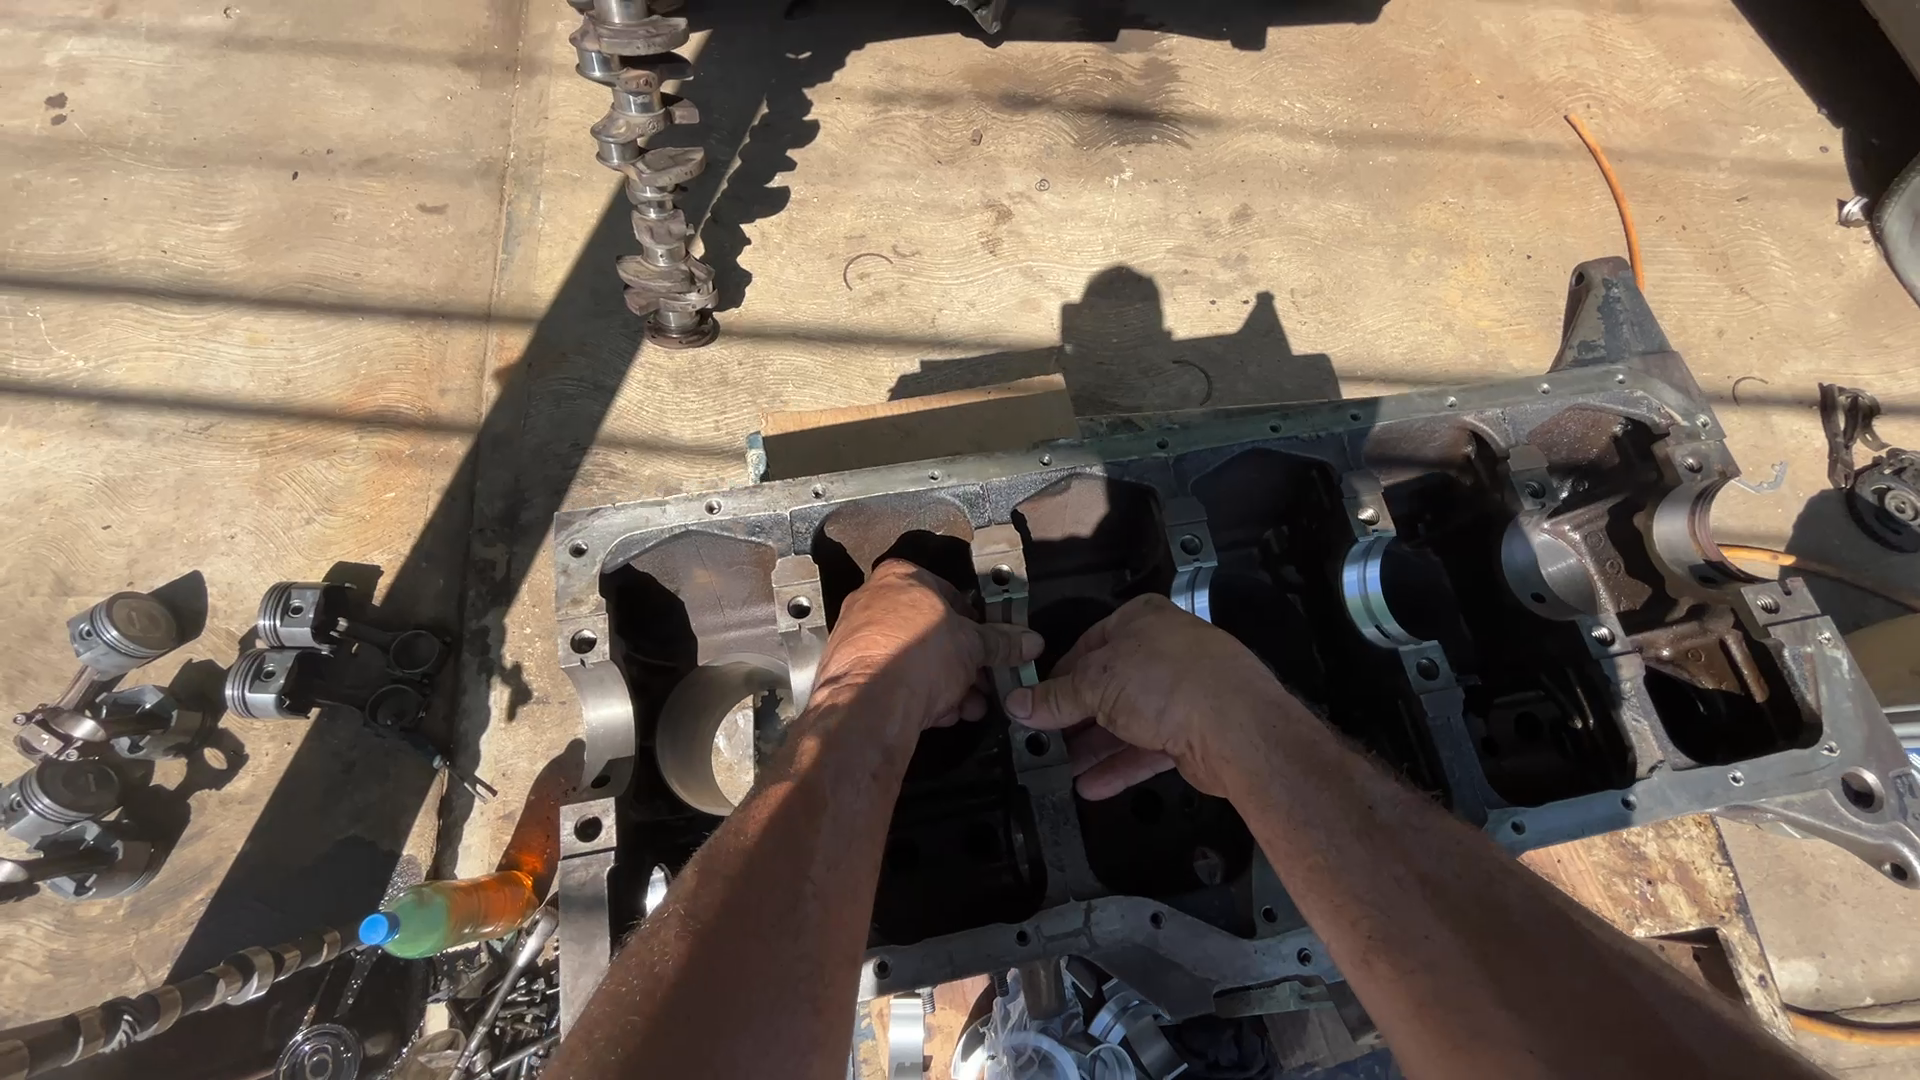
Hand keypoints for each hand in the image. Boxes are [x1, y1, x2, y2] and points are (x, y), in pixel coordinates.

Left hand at [811, 560, 1043, 734]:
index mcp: (900, 577)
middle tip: (985, 680)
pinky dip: (919, 695)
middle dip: (963, 661)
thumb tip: (1028, 642)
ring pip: (914, 660)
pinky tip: (943, 715)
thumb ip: (1002, 642)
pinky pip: (893, 681)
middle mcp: (872, 601)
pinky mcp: (849, 675)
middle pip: (931, 631)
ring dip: (948, 684)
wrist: (869, 704)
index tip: (991, 643)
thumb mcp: (973, 645)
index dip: (976, 622)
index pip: (949, 593)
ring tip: (971, 705)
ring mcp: (857, 639)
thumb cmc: (918, 655)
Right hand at [1005, 594, 1302, 799]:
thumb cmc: (1164, 682)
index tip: (1033, 702)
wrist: (1237, 727)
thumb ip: (1055, 698)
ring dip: (1092, 747)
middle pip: (1106, 686)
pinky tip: (1090, 785)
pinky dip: (1118, 766)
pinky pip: (1146, 748)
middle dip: (1073, 718)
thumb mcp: (1096, 684)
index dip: (1058, 676)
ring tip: (1058, 770)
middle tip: (1041, 741)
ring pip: (1125, 721)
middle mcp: (1162, 651)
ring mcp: (1181, 693)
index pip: (1088, 646)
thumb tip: (1016, 705)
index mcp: (1141, 620)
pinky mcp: (1192, 733)